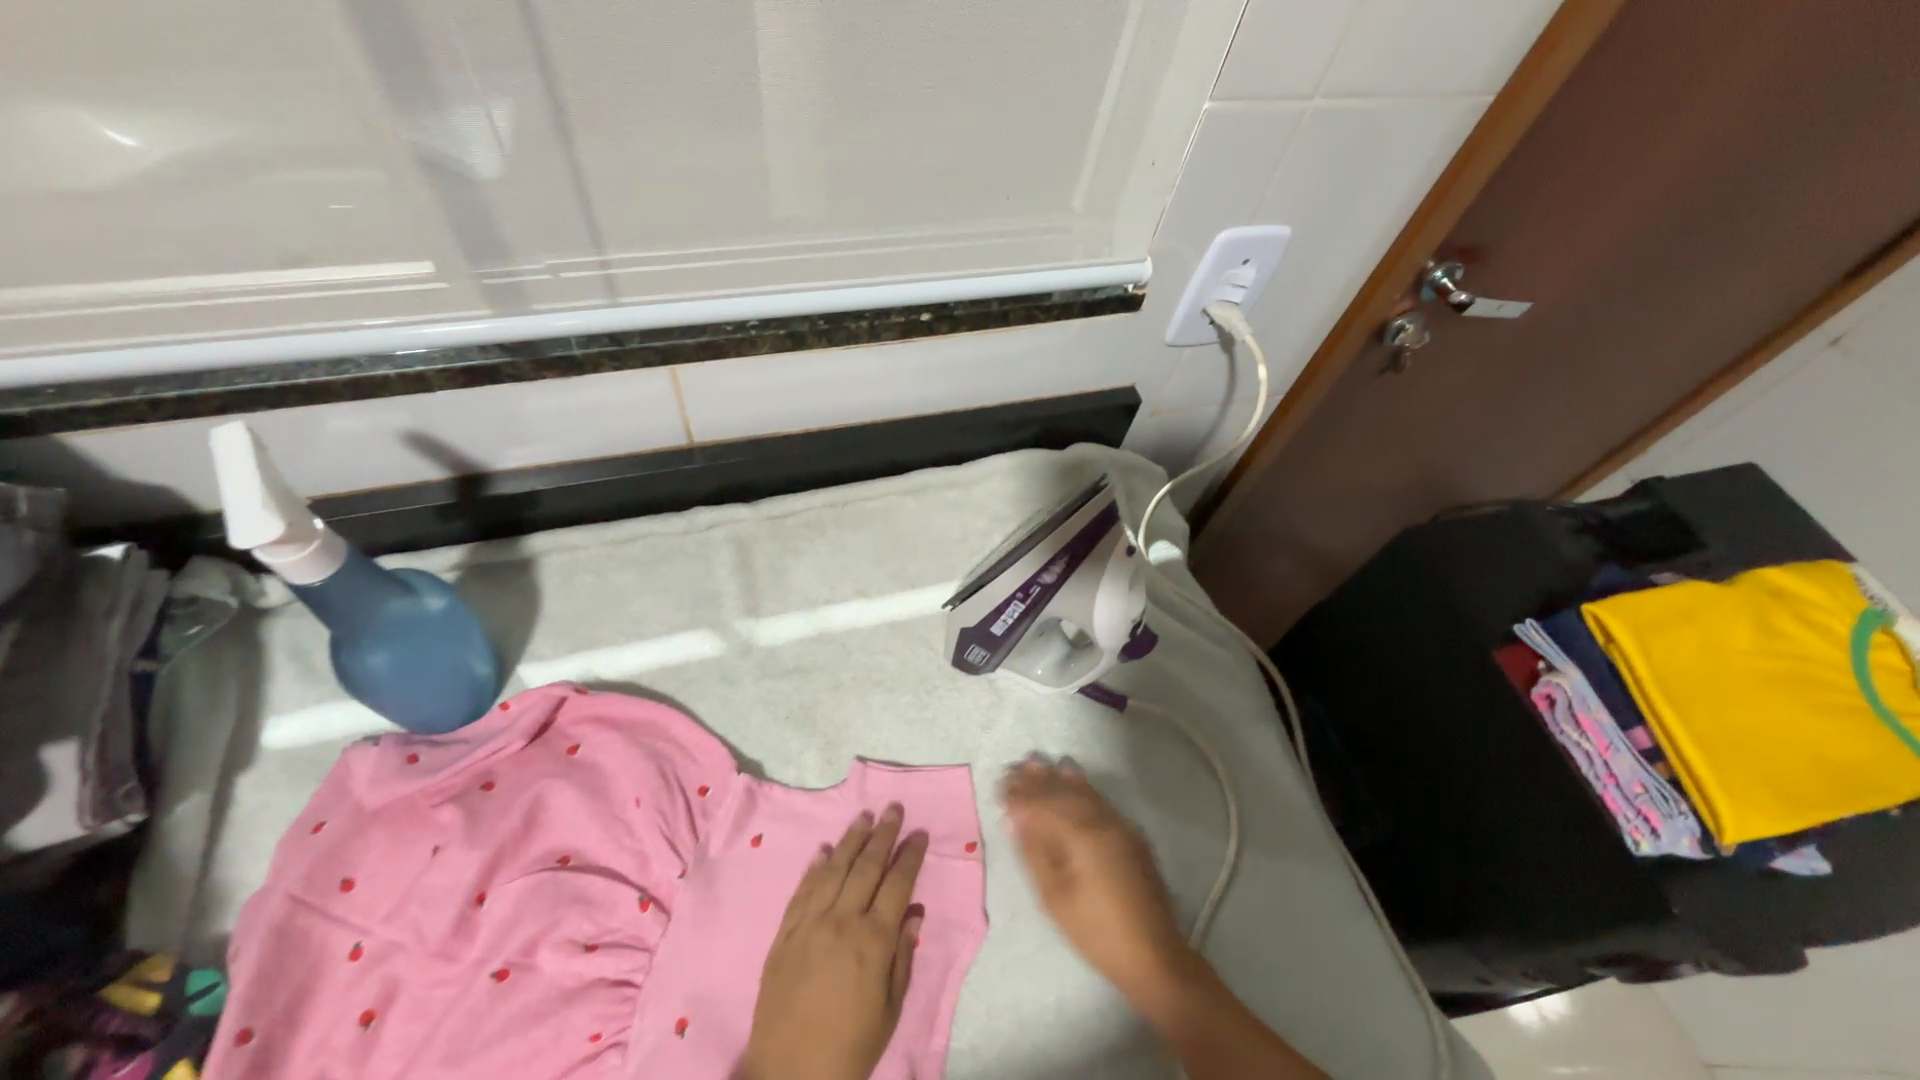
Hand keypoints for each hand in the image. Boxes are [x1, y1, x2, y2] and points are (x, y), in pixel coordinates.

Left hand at [742, 805, 927, 1079]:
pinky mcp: (784, 935)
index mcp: (873, 940)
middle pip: (866, 867)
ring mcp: (808, 926)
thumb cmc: (851, 1044)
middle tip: (894, 808)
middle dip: (883, 835)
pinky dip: (814, 868)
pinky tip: (824, 851)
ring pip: (832, 871)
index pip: (897, 884)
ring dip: (850, 841)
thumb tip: (915, 913)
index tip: (920, 833)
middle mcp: (841, 922)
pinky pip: (801, 892)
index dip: (910, 856)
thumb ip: (902, 956)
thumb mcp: (891, 1007)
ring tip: (863, 817)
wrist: (791, 1072)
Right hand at [1000, 758, 1191, 1003]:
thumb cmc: (1095, 931)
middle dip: (1036, 780)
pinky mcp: (1132, 834)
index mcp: (1083, 835)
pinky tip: (1071, 778)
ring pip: (1085, 792)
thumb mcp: (1054, 896)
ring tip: (1036, 764)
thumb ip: (1034, 851)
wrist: (1153, 954)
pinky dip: (1081, 787)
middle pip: (1064, 792)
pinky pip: (1101, 801)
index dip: (1019, 795)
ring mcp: (1122, 825)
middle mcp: (1104, 821)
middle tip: (1012, 769)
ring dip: (1058, 778)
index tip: (998, 787)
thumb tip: (1015, 817)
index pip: (1043, 804)